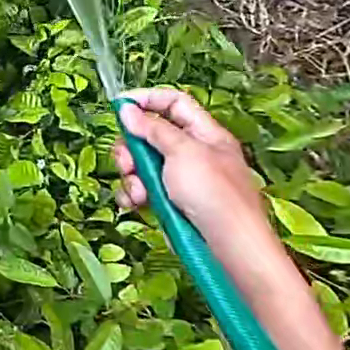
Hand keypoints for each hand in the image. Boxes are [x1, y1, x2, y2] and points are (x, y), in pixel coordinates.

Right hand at [112, 87, 280, 261]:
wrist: (229, 249)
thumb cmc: (214, 194)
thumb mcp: (183, 152)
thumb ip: (153, 128)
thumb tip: (128, 108)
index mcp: (205, 133)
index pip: (173, 102)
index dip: (147, 99)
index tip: (120, 106)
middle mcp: (192, 153)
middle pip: (151, 135)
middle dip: (132, 146)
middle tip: (126, 161)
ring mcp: (180, 180)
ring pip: (142, 164)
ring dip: (132, 175)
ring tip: (137, 191)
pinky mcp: (169, 203)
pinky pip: (142, 189)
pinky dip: (134, 194)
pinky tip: (135, 204)